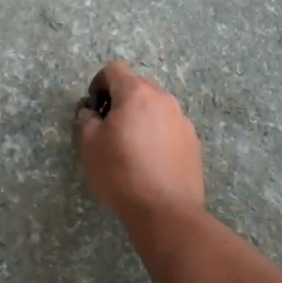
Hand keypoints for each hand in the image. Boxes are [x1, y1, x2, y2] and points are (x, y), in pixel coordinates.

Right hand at [76, 61, 205, 226]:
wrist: (166, 213)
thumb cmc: (122, 173)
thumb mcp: (90, 145)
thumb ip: (87, 120)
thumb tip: (92, 113)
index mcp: (136, 93)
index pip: (114, 69)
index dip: (99, 83)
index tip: (95, 107)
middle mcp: (163, 99)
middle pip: (137, 86)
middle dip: (121, 100)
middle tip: (110, 127)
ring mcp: (182, 121)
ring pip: (156, 107)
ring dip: (142, 117)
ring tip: (133, 147)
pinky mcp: (194, 143)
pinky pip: (170, 127)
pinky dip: (158, 134)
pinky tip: (152, 161)